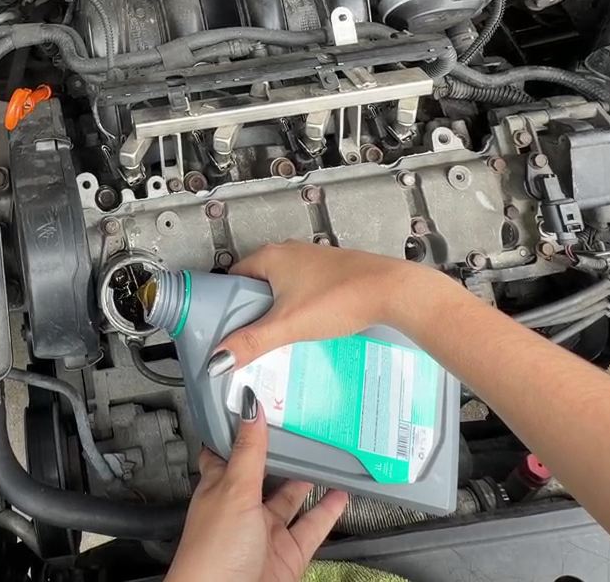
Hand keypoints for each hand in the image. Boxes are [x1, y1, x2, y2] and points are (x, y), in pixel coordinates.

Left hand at [166, 388, 348, 581]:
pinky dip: (328, 511)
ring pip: (290, 498)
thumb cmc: (213, 551)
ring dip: (306, 479)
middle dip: (280, 453)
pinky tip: (340, 495)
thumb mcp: (233, 489)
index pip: (229, 449)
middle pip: (264, 472)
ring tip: (324, 454)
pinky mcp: (287, 555)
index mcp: (219, 485)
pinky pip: (311, 527)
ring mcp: (265, 531)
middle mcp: (241, 506)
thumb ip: (248, 451)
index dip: (243, 429)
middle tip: (299, 427)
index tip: (260, 405)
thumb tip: (251, 407)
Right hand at [209, 240, 458, 376]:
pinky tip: (307, 324)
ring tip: (278, 334)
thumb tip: (218, 359)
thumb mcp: (288, 326)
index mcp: (269, 256)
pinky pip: (302, 286)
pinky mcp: (330, 270)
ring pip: (281, 284)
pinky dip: (298, 304)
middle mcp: (287, 251)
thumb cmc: (340, 298)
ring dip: (277, 307)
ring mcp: (311, 259)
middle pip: (256, 281)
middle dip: (251, 308)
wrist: (391, 291)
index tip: (224, 325)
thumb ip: (251, 342)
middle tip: (249, 336)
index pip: (233, 276)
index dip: (226, 301)